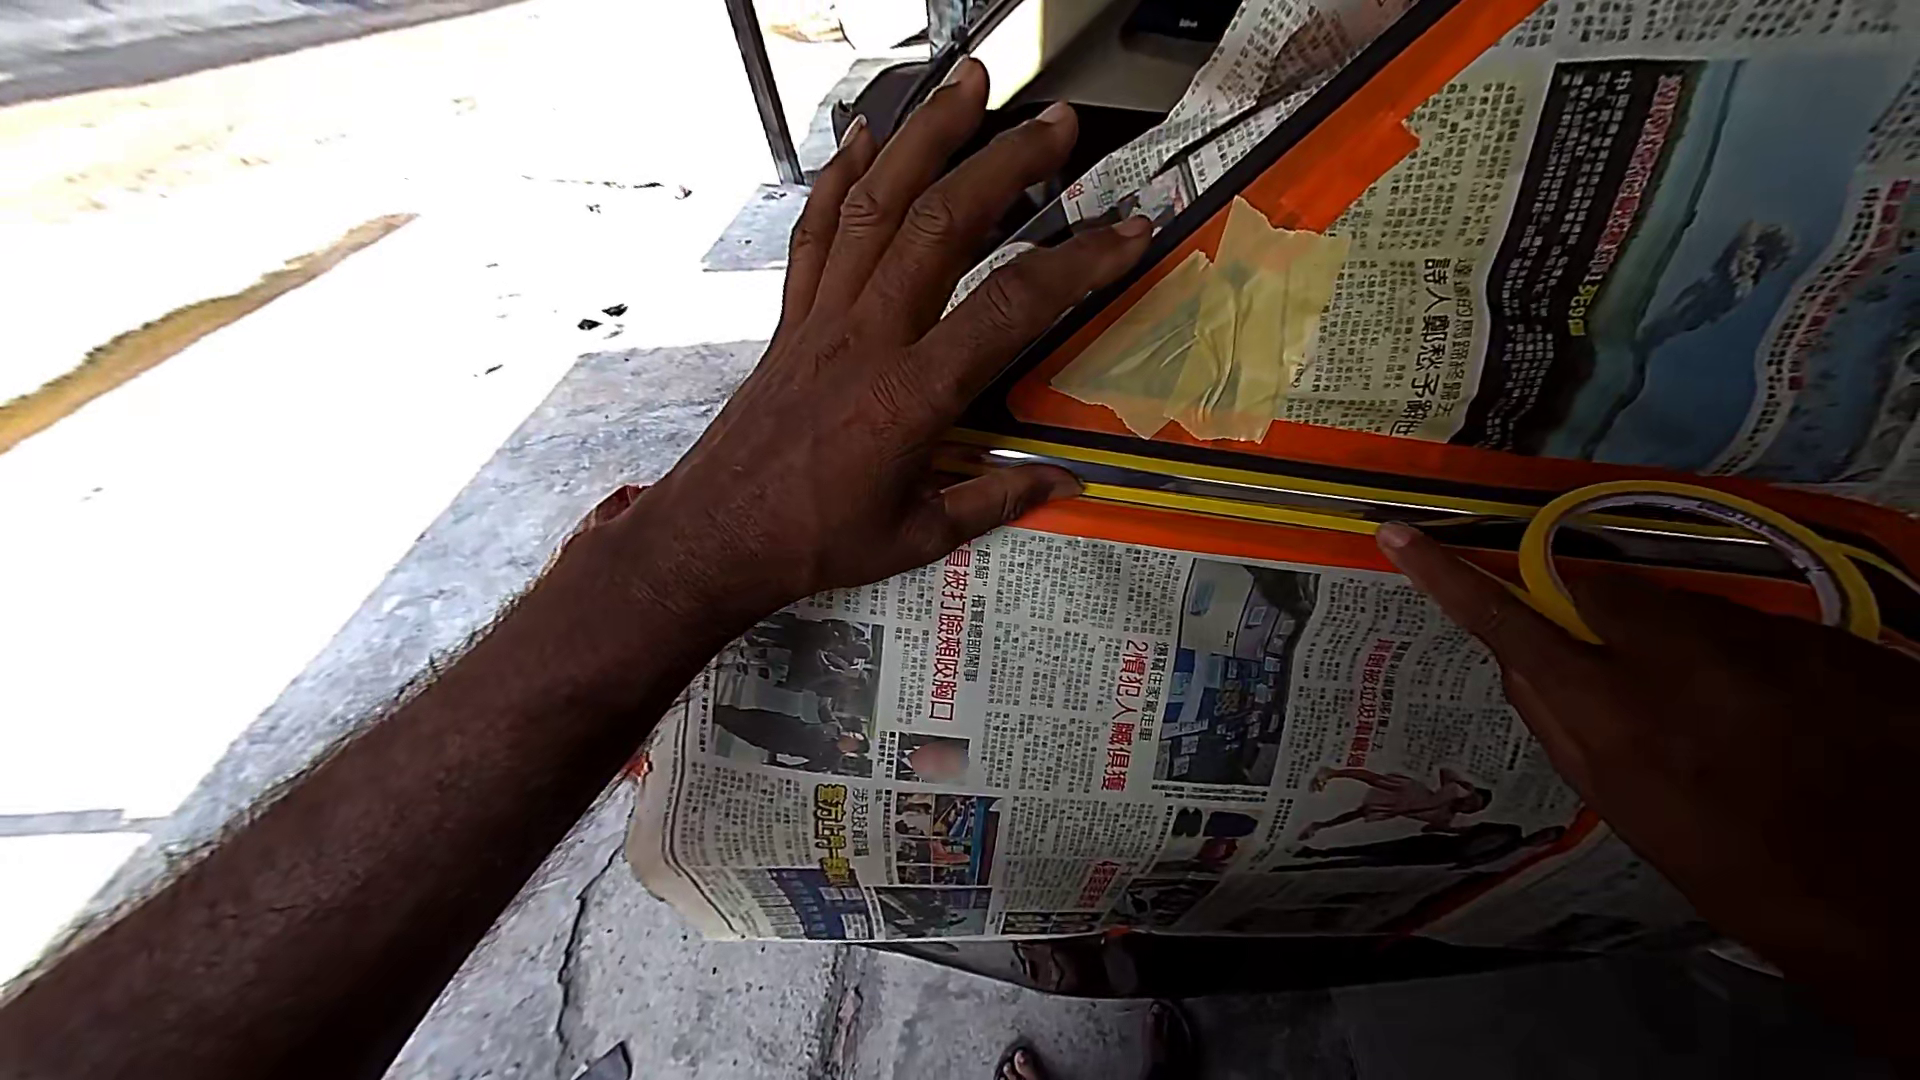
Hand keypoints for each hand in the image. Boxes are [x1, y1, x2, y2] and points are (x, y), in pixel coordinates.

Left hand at [600, 59, 1149, 624]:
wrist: (719, 535)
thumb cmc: (817, 541)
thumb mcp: (919, 536)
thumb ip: (995, 501)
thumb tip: (1061, 482)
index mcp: (911, 396)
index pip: (1010, 307)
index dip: (1078, 263)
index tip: (1125, 233)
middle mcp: (867, 338)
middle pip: (943, 224)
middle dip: (1006, 162)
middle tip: (1055, 125)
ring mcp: (822, 320)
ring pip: (876, 207)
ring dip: (927, 139)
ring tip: (970, 86)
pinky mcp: (790, 321)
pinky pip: (816, 235)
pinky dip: (840, 180)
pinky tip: (862, 140)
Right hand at [1376, 523, 1919, 1035]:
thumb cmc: (1727, 860)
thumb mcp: (1612, 797)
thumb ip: (1549, 713)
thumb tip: (1512, 652)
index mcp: (1608, 705)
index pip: (1500, 618)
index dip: (1444, 573)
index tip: (1398, 534)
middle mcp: (1680, 657)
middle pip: (1594, 587)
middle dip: (1579, 604)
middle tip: (1603, 654)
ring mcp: (1770, 645)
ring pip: (1675, 604)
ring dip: (1664, 634)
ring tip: (1707, 699)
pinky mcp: (1843, 646)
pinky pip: (1752, 625)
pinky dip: (1736, 652)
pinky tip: (1773, 707)